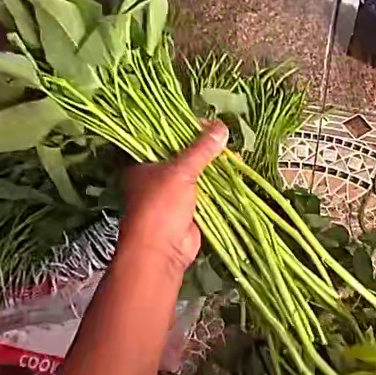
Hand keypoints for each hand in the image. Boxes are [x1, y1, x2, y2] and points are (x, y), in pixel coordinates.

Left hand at [120, 121, 226, 273]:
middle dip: (203, 149)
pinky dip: (218, 186)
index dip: (184, 129)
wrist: (161, 252)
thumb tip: (221, 127)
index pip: (164, 139)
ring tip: (233, 153)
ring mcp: (172, 196)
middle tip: (223, 137)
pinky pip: (205, 193)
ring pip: (195, 176)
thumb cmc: (160, 207)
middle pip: (182, 157)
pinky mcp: (187, 211)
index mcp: (142, 165)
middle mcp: (154, 179)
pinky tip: (233, 174)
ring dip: (213, 168)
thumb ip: (201, 150)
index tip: (206, 122)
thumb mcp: (181, 172)